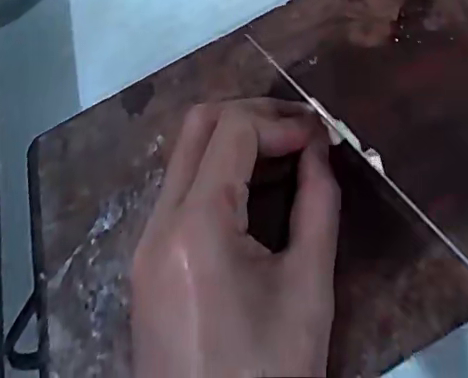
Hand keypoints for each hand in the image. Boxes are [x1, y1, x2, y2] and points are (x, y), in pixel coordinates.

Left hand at [132, 99, 340, 377]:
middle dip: (253, 115)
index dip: (281, 120)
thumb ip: (318, 205)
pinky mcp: (148, 262)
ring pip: (185, 154)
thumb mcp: (309, 290)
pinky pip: (181, 189)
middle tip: (302, 131)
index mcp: (195, 226)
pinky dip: (219, 171)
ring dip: (235, 139)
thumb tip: (320, 149)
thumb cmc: (269, 373)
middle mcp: (158, 222)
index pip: (232, 131)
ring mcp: (146, 243)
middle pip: (197, 127)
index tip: (321, 134)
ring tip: (287, 151)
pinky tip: (257, 186)